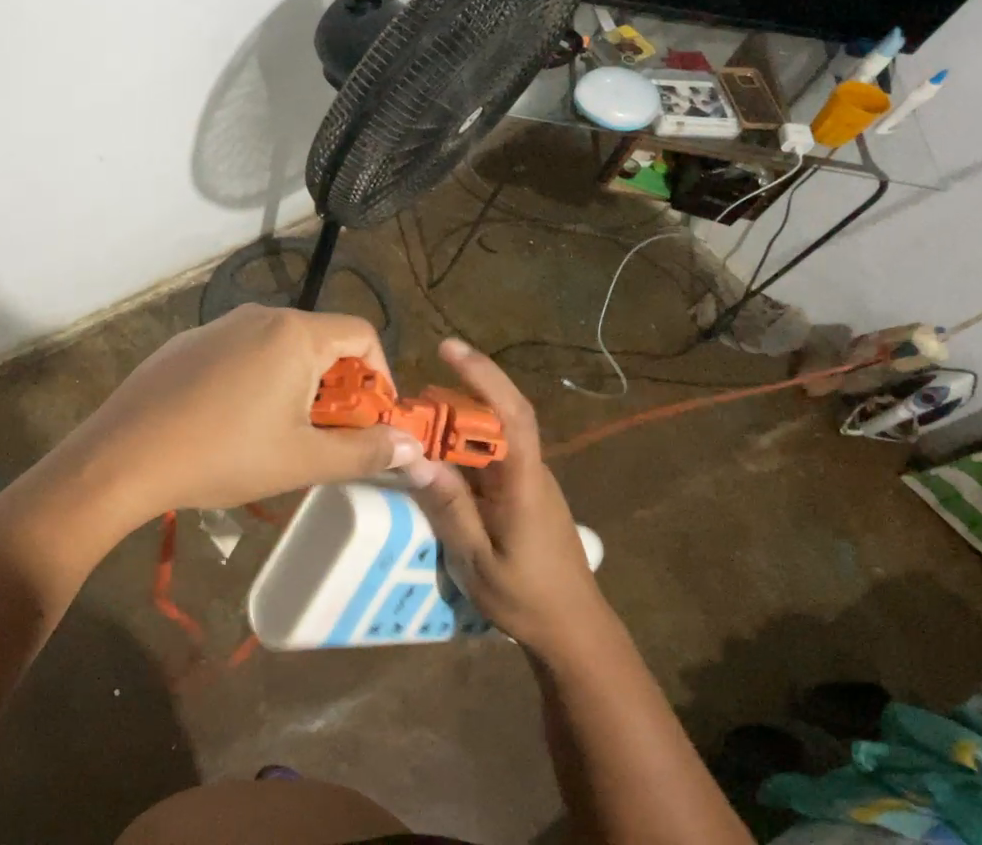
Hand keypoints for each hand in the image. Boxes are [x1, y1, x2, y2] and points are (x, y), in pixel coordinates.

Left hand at [42, 305, 422, 523]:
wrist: (126, 455)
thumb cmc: (224, 455)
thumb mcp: (303, 460)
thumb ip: (364, 451)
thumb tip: (412, 447)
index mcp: (293, 334)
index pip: (362, 335)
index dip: (381, 377)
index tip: (373, 422)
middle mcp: (257, 316)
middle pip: (320, 341)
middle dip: (338, 387)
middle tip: (329, 437)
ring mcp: (216, 327)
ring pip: (277, 348)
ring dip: (296, 386)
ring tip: (281, 436)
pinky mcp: (185, 345)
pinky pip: (238, 354)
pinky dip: (255, 382)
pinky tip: (231, 425)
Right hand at [406, 339, 609, 655]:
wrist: (573, 632)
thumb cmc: (528, 600)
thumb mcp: (478, 560)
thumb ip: (449, 508)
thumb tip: (415, 457)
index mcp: (524, 483)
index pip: (511, 415)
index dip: (483, 376)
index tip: (448, 349)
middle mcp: (530, 473)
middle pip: (499, 416)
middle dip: (457, 393)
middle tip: (408, 395)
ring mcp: (527, 483)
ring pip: (492, 437)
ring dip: (455, 421)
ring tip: (411, 421)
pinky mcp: (519, 496)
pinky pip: (488, 458)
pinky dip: (459, 447)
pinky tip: (432, 458)